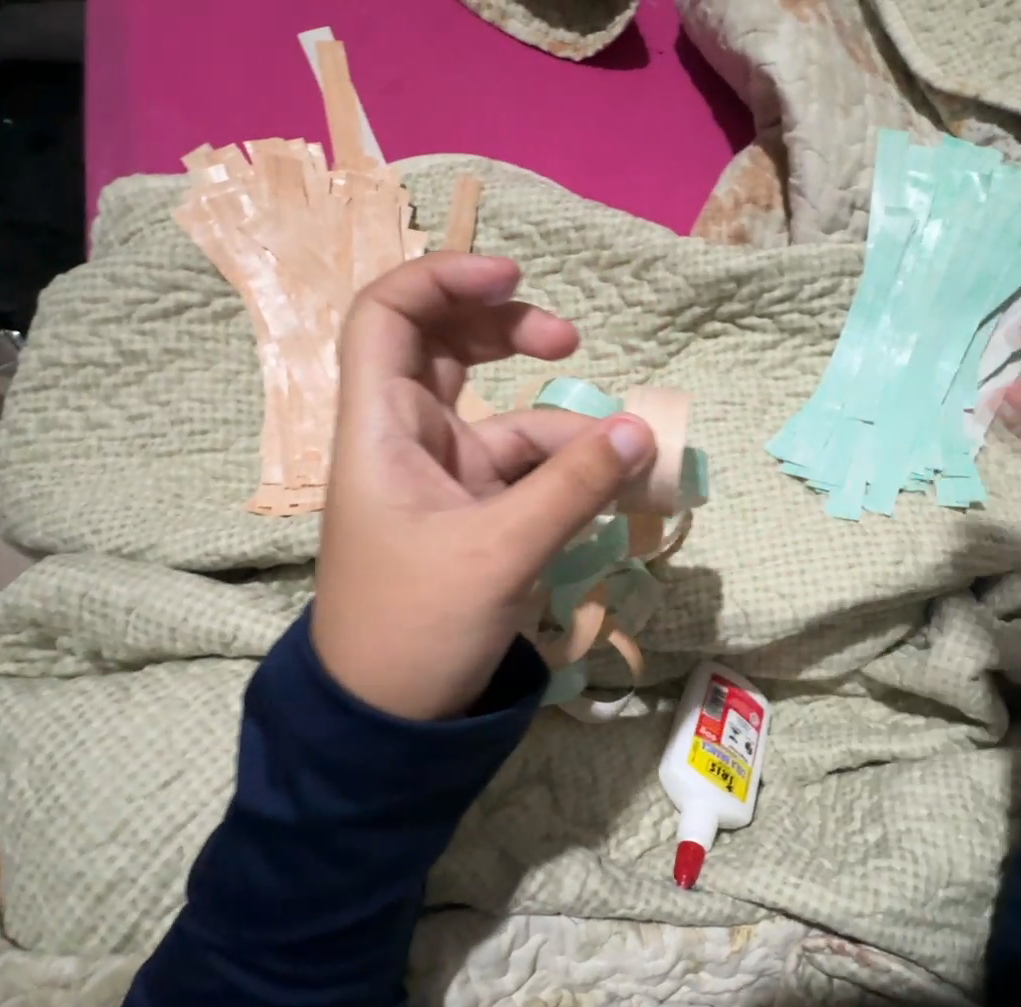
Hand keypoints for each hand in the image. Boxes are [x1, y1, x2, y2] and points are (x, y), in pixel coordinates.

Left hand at [311, 254, 654, 719]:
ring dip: (566, 431)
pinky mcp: (478, 514)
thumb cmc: (418, 625)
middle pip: (448, 350)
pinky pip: (530, 473)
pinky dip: (571, 475)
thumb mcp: (501, 551)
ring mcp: (447, 477)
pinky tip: (616, 490)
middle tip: (570, 341)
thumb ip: (573, 487)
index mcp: (381, 428)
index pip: (388, 317)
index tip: (514, 276)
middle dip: (510, 334)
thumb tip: (639, 431)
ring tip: (631, 459)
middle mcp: (409, 438)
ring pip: (506, 419)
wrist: (393, 714)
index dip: (443, 280)